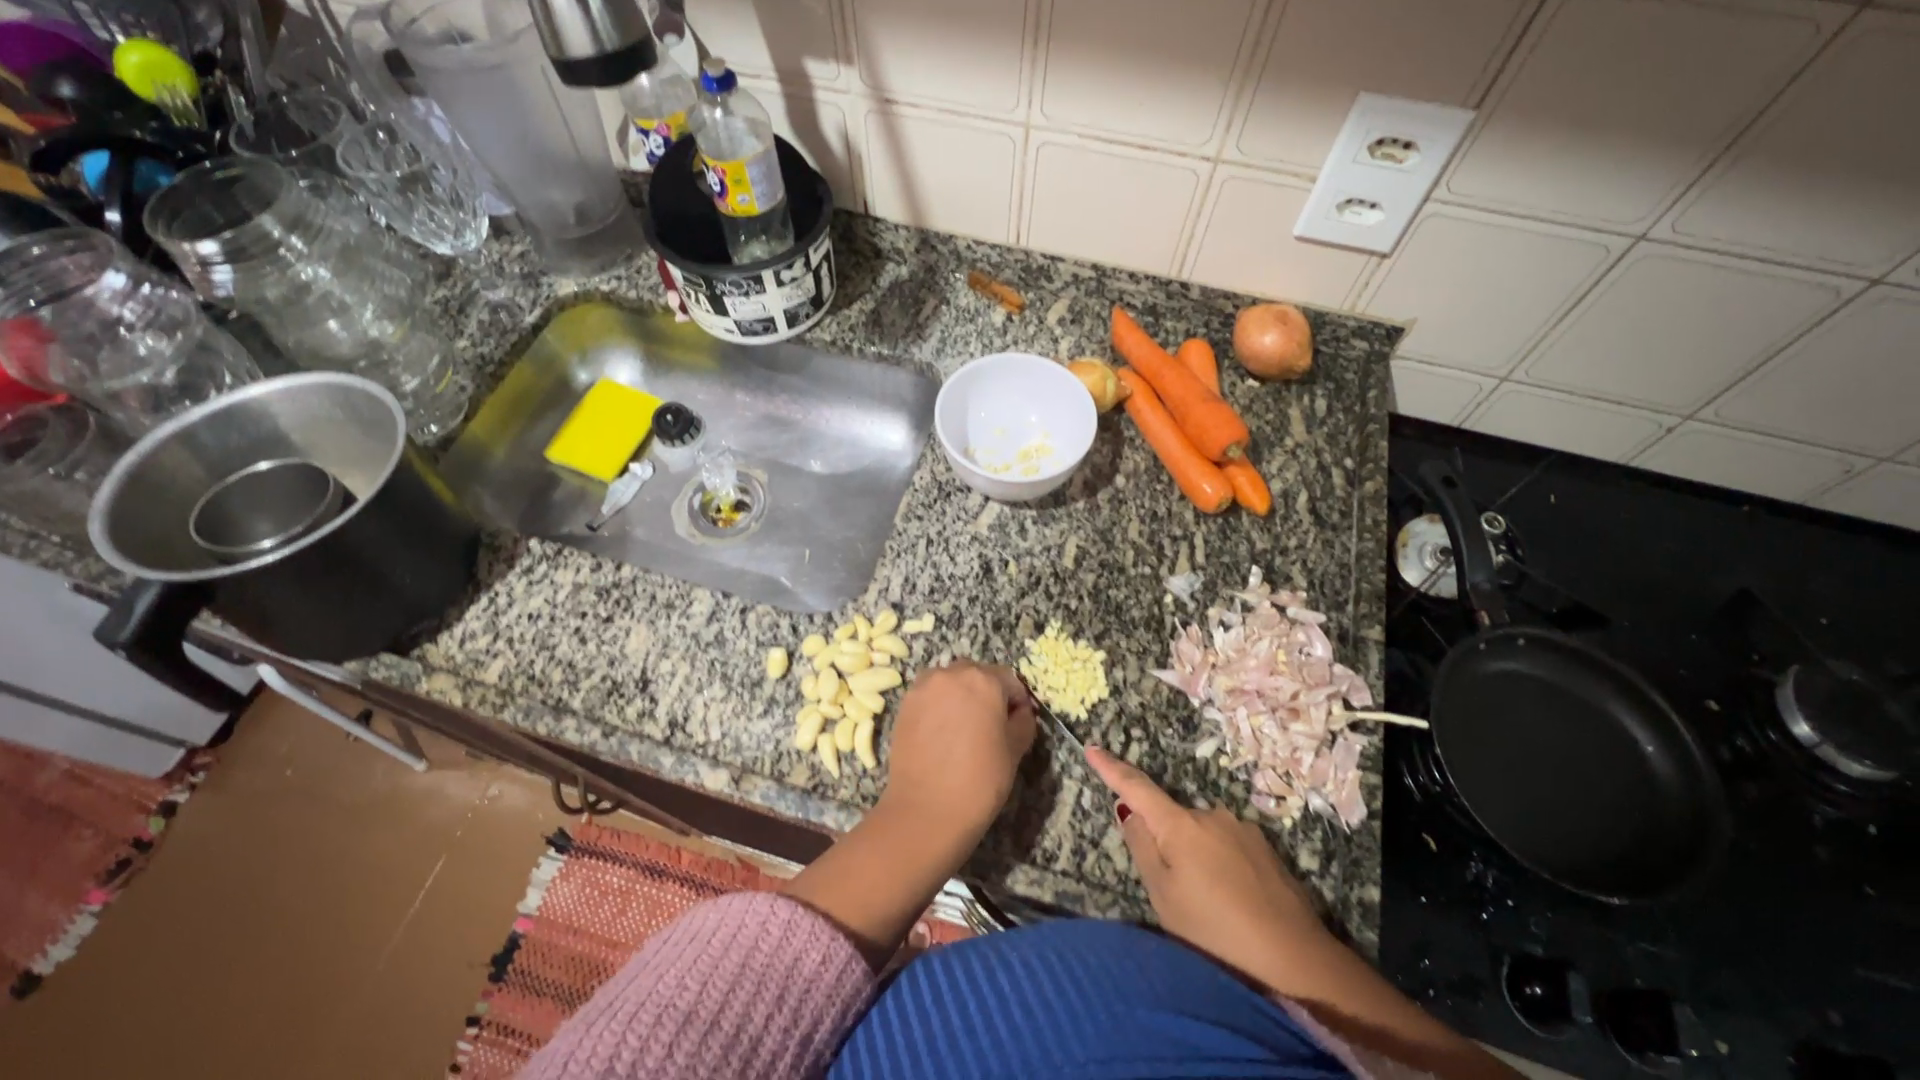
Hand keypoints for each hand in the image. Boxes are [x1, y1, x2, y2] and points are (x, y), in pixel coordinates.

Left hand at [878, 660, 1036, 836]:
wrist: (926, 810)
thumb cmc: (980, 780)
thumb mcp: (1015, 750)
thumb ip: (1023, 722)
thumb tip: (1019, 712)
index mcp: (984, 680)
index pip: (1009, 680)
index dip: (1017, 700)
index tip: (1018, 722)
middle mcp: (950, 674)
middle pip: (976, 675)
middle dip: (987, 693)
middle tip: (991, 725)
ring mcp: (923, 688)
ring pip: (950, 683)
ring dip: (961, 697)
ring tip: (964, 730)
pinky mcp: (904, 706)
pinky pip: (929, 697)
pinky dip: (939, 707)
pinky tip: (942, 735)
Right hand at [1086, 745, 1329, 983]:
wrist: (1291, 956)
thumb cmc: (1212, 929)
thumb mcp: (1163, 895)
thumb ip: (1142, 847)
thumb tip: (1129, 811)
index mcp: (1180, 825)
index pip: (1137, 788)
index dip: (1112, 769)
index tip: (1092, 749)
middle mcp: (1211, 815)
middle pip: (1173, 819)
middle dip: (1165, 844)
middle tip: (1173, 892)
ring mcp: (1243, 829)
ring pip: (1202, 836)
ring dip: (1196, 858)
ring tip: (1208, 906)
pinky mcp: (1266, 848)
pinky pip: (1227, 847)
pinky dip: (1220, 867)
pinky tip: (1232, 902)